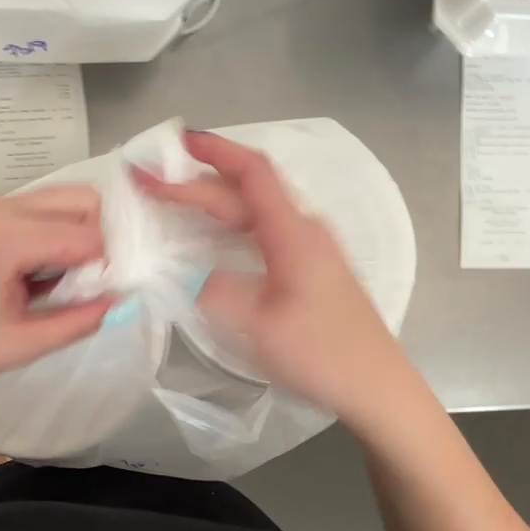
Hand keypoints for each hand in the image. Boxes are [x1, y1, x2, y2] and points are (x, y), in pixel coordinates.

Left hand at [0, 186, 111, 411]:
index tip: (100, 297)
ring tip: (61, 281)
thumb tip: (121, 301)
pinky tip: (39, 273)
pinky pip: (39, 209)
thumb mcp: (23, 345)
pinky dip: (53, 233)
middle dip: (97, 240)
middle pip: (81, 201)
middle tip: (86, 284)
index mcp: (4, 238)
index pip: (87, 236)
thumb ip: (78, 321)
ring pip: (62, 200)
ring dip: (75, 235)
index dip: (105, 267)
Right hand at [133, 130, 405, 421]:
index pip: (252, 173)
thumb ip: (217, 293)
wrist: (376, 386)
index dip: (213, 151)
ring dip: (215, 199)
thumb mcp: (258, 329)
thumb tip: (192, 275)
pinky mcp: (312, 269)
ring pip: (257, 209)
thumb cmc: (322, 357)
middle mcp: (305, 231)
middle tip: (152, 181)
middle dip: (199, 180)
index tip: (173, 144)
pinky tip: (213, 237)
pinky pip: (264, 230)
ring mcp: (312, 249)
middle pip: (249, 191)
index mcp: (294, 235)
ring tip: (174, 198)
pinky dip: (231, 222)